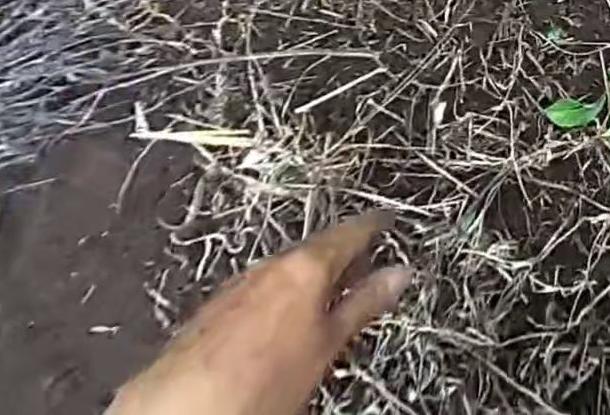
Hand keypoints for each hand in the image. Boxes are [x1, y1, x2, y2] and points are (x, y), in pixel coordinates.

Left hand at [108, 212, 410, 414]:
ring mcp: (237, 285)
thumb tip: (399, 274)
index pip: (352, 231)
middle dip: (341, 257)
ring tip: (323, 304)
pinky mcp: (210, 311)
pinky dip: (276, 298)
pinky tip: (276, 329)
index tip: (387, 223)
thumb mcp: (327, 347)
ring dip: (307, 279)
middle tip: (363, 270)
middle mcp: (271, 265)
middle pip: (317, 250)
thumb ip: (364, 303)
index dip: (374, 226)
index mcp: (307, 265)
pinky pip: (256, 291)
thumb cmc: (257, 387)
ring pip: (284, 270)